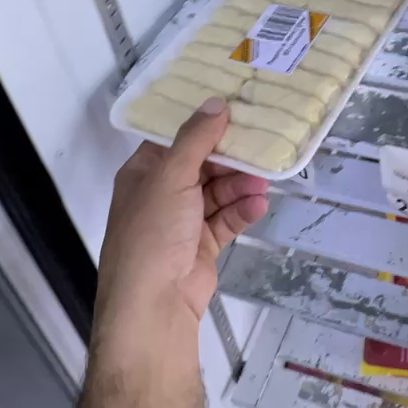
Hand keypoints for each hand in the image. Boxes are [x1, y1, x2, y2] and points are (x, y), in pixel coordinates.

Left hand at [96, 98, 270, 340]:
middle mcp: (161, 194)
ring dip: (239, 186)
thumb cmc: (154, 232)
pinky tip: (259, 205)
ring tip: (263, 182)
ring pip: (217, 193)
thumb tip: (216, 102)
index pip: (174, 140)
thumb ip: (196, 139)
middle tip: (259, 147)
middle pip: (201, 165)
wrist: (154, 305)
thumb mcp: (172, 176)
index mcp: (144, 174)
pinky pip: (225, 219)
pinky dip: (241, 211)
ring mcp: (181, 222)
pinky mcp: (201, 246)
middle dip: (230, 159)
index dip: (202, 125)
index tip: (234, 108)